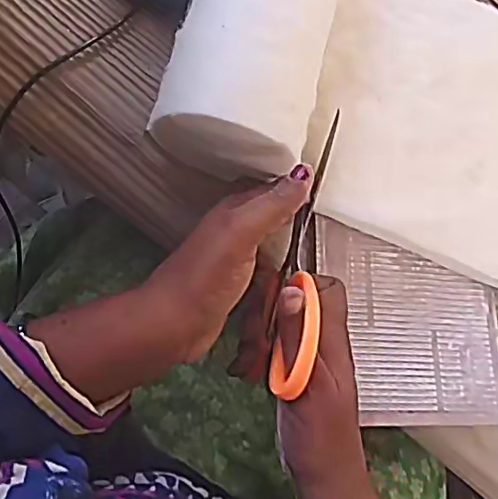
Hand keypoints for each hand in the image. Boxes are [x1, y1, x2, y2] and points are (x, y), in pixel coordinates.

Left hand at [141, 168, 311, 361]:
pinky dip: (282, 271)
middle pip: (271, 215)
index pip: (270, 189)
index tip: (321, 182)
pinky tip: (293, 278)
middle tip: (324, 214)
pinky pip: (267, 271)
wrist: (174, 323)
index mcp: (233, 212)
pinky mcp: (236, 285)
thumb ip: (271, 205)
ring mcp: (234, 259)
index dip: (294, 185)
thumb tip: (301, 175)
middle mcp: (233, 232)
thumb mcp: (240, 232)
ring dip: (291, 244)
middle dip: (296, 214)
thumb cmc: (201, 279)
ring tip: (316, 245)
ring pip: (270, 243)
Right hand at [274, 275, 368, 491]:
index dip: (301, 282)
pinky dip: (266, 349)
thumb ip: (296, 338)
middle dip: (276, 307)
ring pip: (288, 322)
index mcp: (333, 342)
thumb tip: (294, 290)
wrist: (325, 480)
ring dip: (268, 330)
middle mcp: (324, 344)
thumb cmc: (321, 439)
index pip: (326, 288)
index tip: (275, 294)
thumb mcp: (305, 384)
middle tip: (261, 329)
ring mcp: (311, 358)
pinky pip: (281, 344)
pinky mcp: (297, 372)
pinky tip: (258, 365)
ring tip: (258, 351)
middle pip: (303, 301)